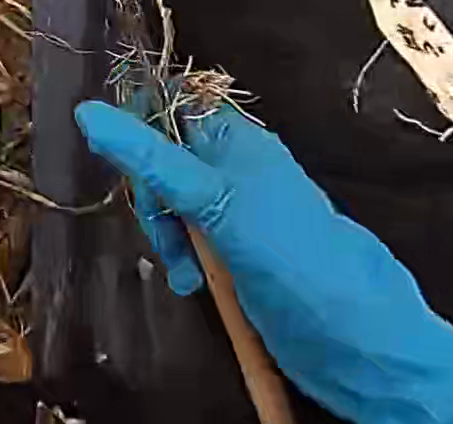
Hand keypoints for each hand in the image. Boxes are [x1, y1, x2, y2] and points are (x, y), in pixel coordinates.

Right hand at [75, 101, 452, 423]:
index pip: (166, 100)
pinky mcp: (228, 244)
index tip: (129, 158)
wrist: (367, 352)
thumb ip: (148, 156)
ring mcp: (229, 206)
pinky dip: (179, 253)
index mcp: (231, 137)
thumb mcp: (212, 202)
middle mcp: (227, 164)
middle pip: (157, 150)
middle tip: (165, 227)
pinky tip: (190, 279)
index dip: (139, 120)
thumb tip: (85, 110)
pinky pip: (183, 232)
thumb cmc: (292, 258)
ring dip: (163, 228)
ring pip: (166, 194)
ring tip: (184, 266)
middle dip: (151, 190)